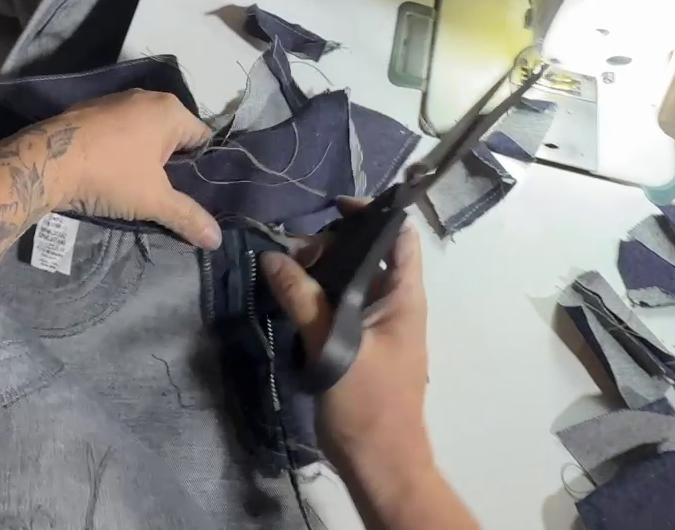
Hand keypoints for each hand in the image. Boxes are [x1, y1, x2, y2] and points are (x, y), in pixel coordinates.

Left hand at [0, 89, 220, 247]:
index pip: (203, 139)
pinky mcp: (91, 110)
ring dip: (146, 157)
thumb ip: (188, 217)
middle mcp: (147, 97)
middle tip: (170, 195)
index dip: (202, 168)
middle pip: (174, 135)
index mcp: (170, 110)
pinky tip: (112, 172)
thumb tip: (217, 240)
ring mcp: (117, 100)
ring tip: (141, 188)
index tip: (196, 194)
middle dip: (173, 165)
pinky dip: (122, 149)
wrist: (47, 162)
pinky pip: (120, 130)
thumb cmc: (109, 175)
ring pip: (146, 133)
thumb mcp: (154, 200)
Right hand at [262, 209, 436, 508]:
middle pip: (366, 254)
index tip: (335, 207)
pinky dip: (315, 294)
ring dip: (317, 270)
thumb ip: (302, 298)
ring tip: (282, 271)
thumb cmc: (369, 404)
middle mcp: (392, 303)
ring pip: (347, 279)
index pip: (401, 237)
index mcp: (403, 298)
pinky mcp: (356, 342)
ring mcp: (375, 323)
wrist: (380, 467)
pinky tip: (287, 295)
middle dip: (329, 244)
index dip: (375, 213)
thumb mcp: (333, 346)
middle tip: (291, 250)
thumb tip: (272, 257)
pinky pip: (337, 303)